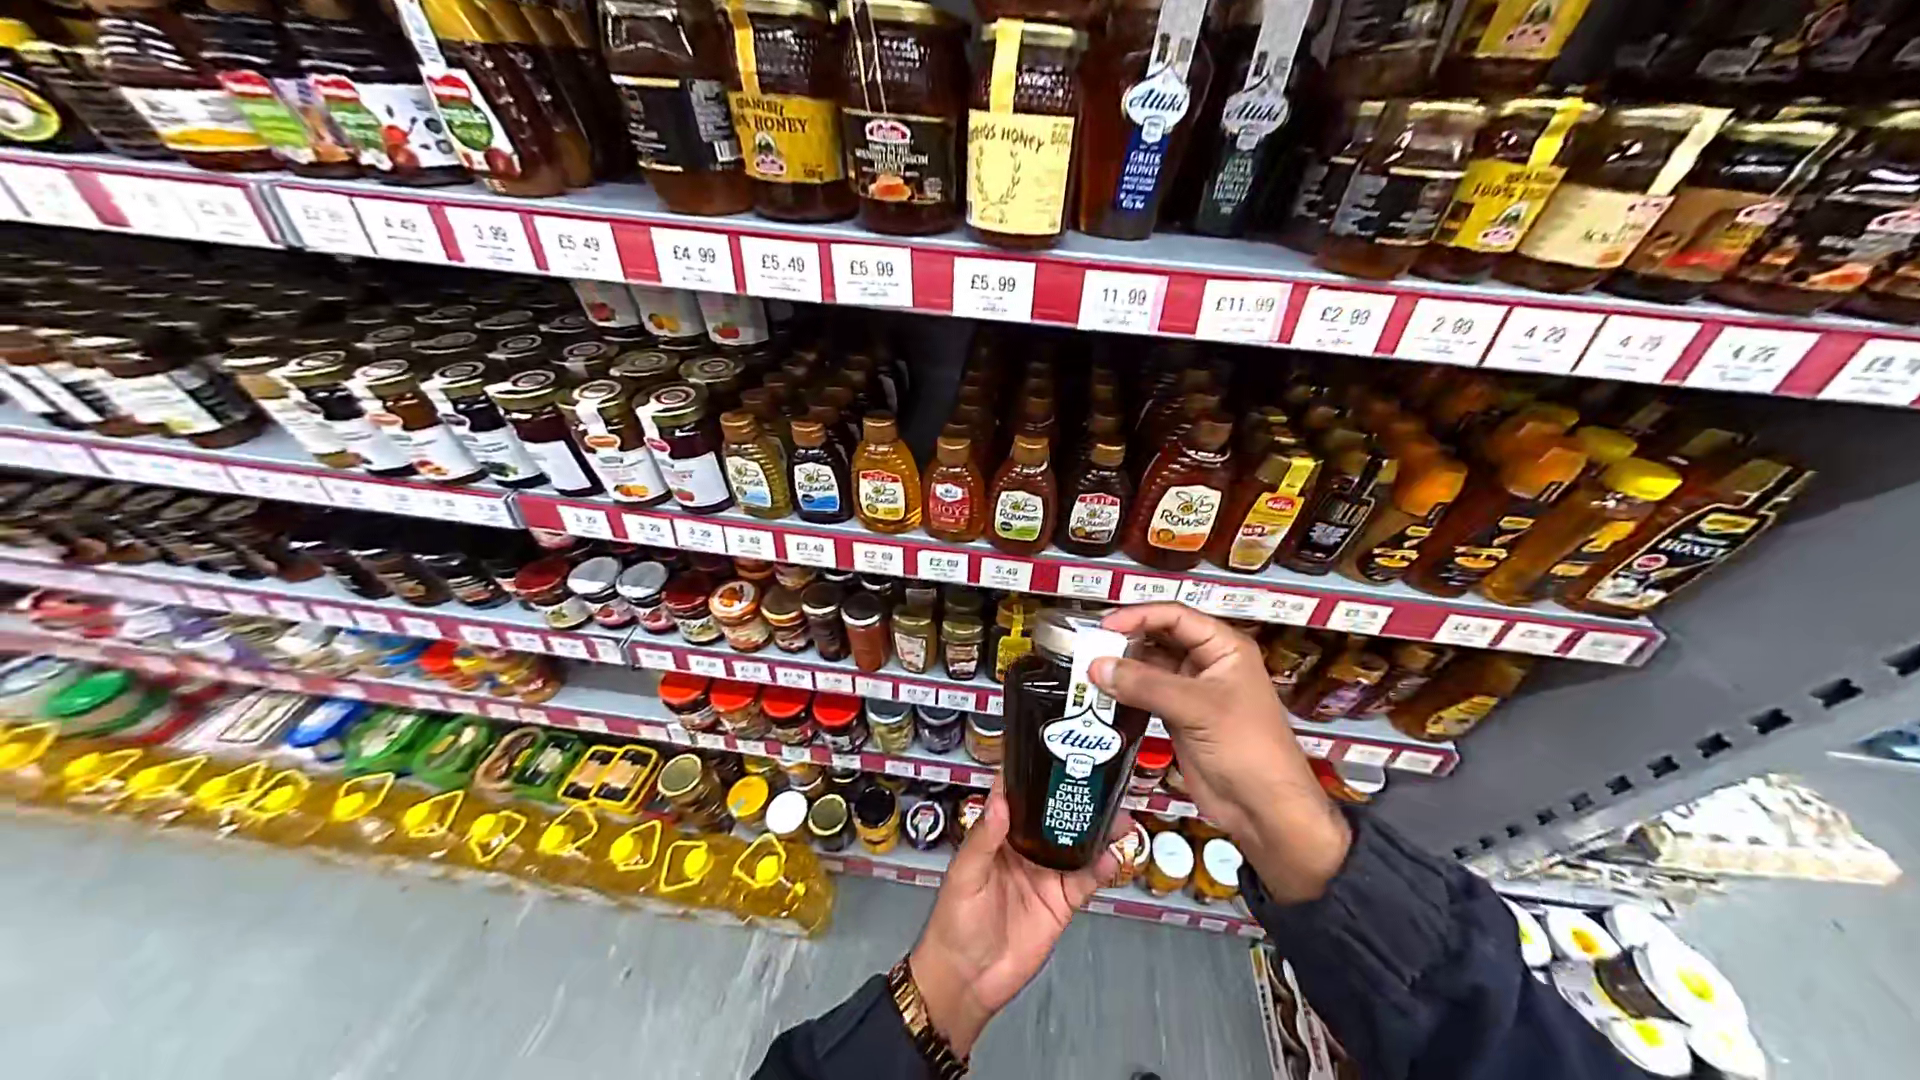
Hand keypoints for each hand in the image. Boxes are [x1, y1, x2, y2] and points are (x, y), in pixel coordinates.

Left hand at [908, 782, 1120, 1056]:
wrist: (968, 980)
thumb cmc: (954, 922)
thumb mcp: (964, 876)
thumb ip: (983, 839)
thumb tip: (1002, 800)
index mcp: (999, 835)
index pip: (1017, 798)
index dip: (1033, 776)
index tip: (1053, 751)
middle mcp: (1025, 849)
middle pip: (1054, 817)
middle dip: (1076, 800)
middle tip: (1102, 782)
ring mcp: (1046, 874)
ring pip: (1077, 844)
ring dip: (1098, 830)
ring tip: (1120, 815)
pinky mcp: (1062, 901)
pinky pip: (1086, 880)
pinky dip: (1102, 867)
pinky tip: (1115, 855)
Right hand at [1090, 603, 1350, 902]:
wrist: (1265, 810)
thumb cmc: (1246, 747)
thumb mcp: (1197, 708)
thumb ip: (1145, 685)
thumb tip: (1096, 667)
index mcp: (1223, 647)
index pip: (1175, 616)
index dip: (1139, 616)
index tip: (1104, 627)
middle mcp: (1207, 663)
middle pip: (1160, 638)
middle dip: (1126, 640)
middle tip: (1089, 647)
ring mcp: (1192, 691)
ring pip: (1150, 666)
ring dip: (1123, 667)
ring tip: (1088, 670)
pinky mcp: (1179, 716)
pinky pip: (1146, 693)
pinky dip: (1125, 691)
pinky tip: (1102, 693)